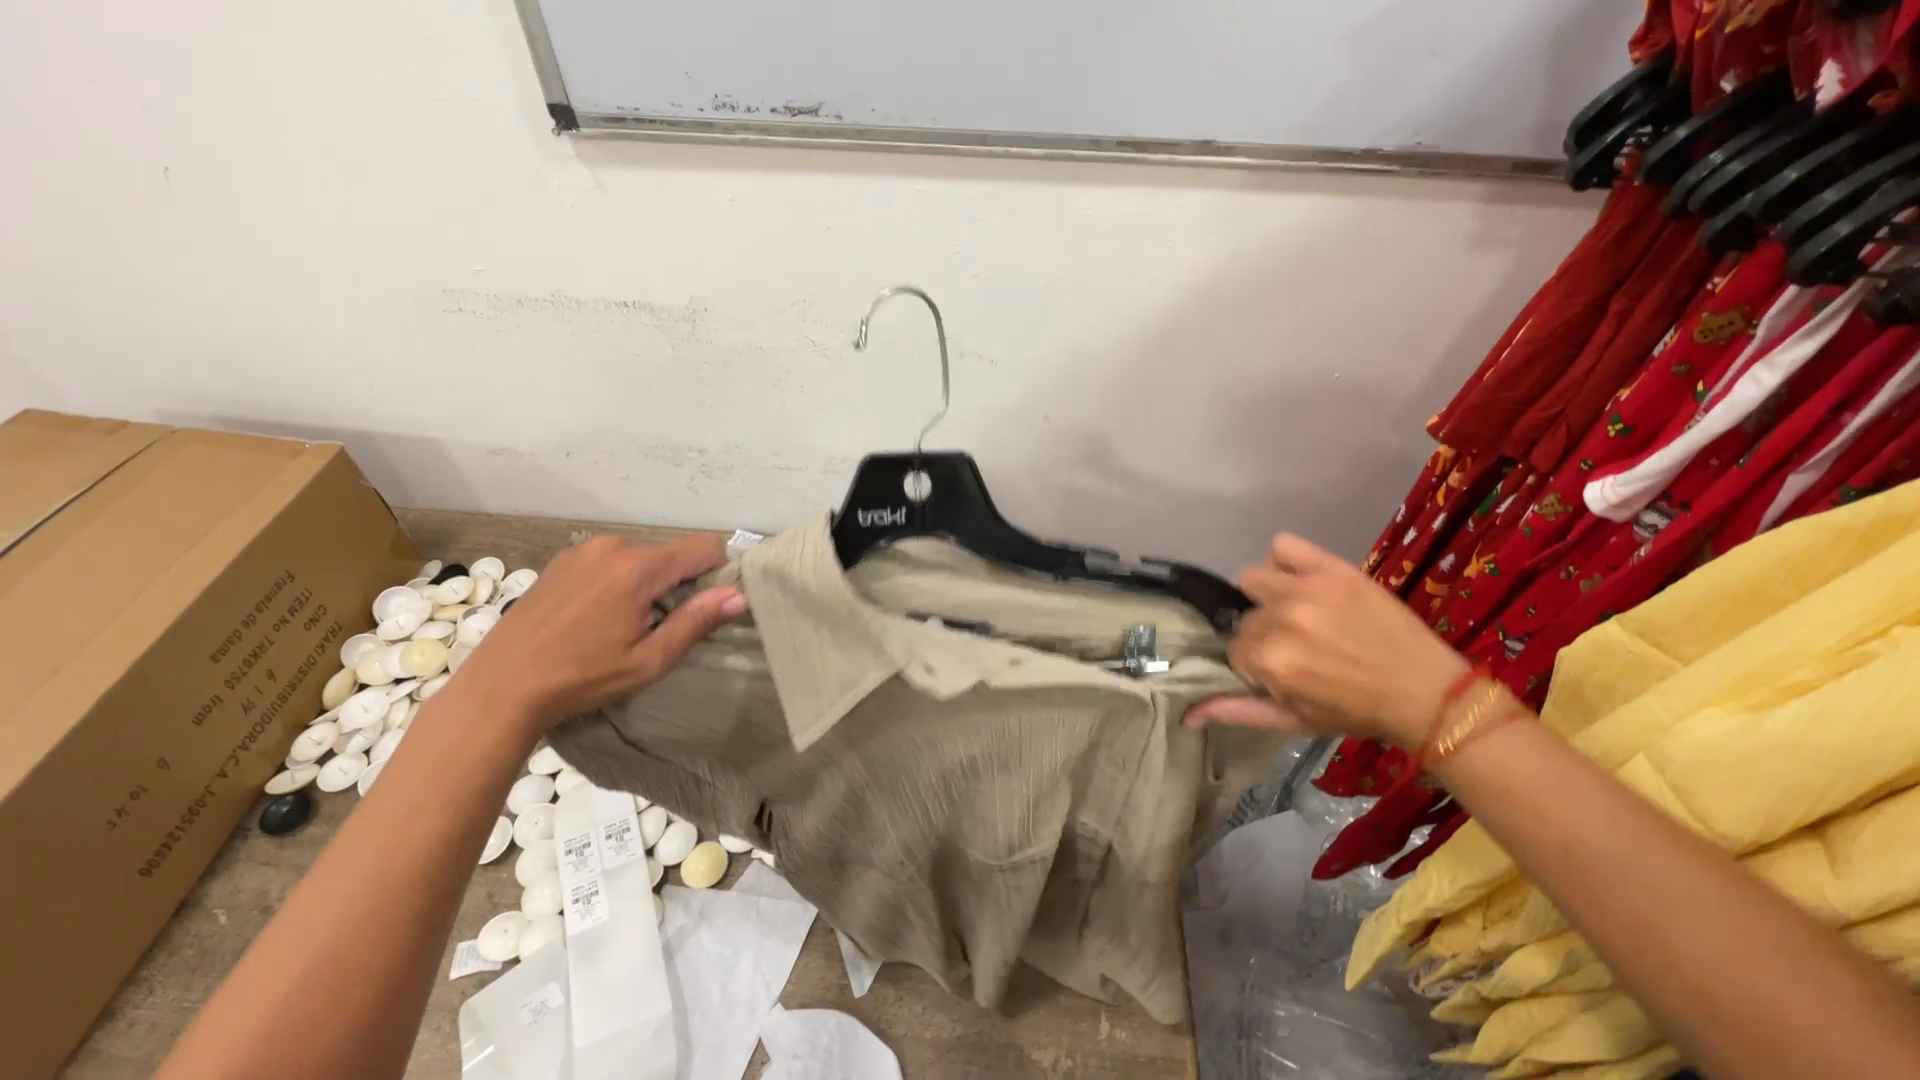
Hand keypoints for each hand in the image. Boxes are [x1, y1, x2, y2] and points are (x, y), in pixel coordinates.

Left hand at [453, 533, 746, 733]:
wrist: (502, 686)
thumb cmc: (582, 678)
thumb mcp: (649, 659)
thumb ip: (696, 621)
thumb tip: (740, 594)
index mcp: (639, 567)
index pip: (704, 547)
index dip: (717, 573)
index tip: (705, 607)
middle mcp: (612, 547)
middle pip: (671, 554)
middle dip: (678, 585)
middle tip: (657, 630)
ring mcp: (582, 551)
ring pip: (639, 559)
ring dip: (646, 586)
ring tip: (622, 628)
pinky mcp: (561, 562)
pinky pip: (609, 563)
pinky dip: (617, 584)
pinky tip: (594, 620)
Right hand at [1186, 534, 1466, 747]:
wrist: (1424, 691)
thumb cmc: (1355, 711)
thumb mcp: (1291, 721)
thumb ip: (1235, 711)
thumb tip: (1187, 713)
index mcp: (1269, 660)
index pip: (1234, 649)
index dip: (1253, 663)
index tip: (1279, 672)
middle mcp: (1281, 620)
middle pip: (1244, 618)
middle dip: (1262, 634)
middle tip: (1296, 648)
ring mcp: (1306, 589)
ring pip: (1252, 578)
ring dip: (1266, 597)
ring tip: (1294, 613)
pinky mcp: (1331, 568)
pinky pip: (1283, 545)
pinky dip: (1284, 560)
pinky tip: (1300, 583)